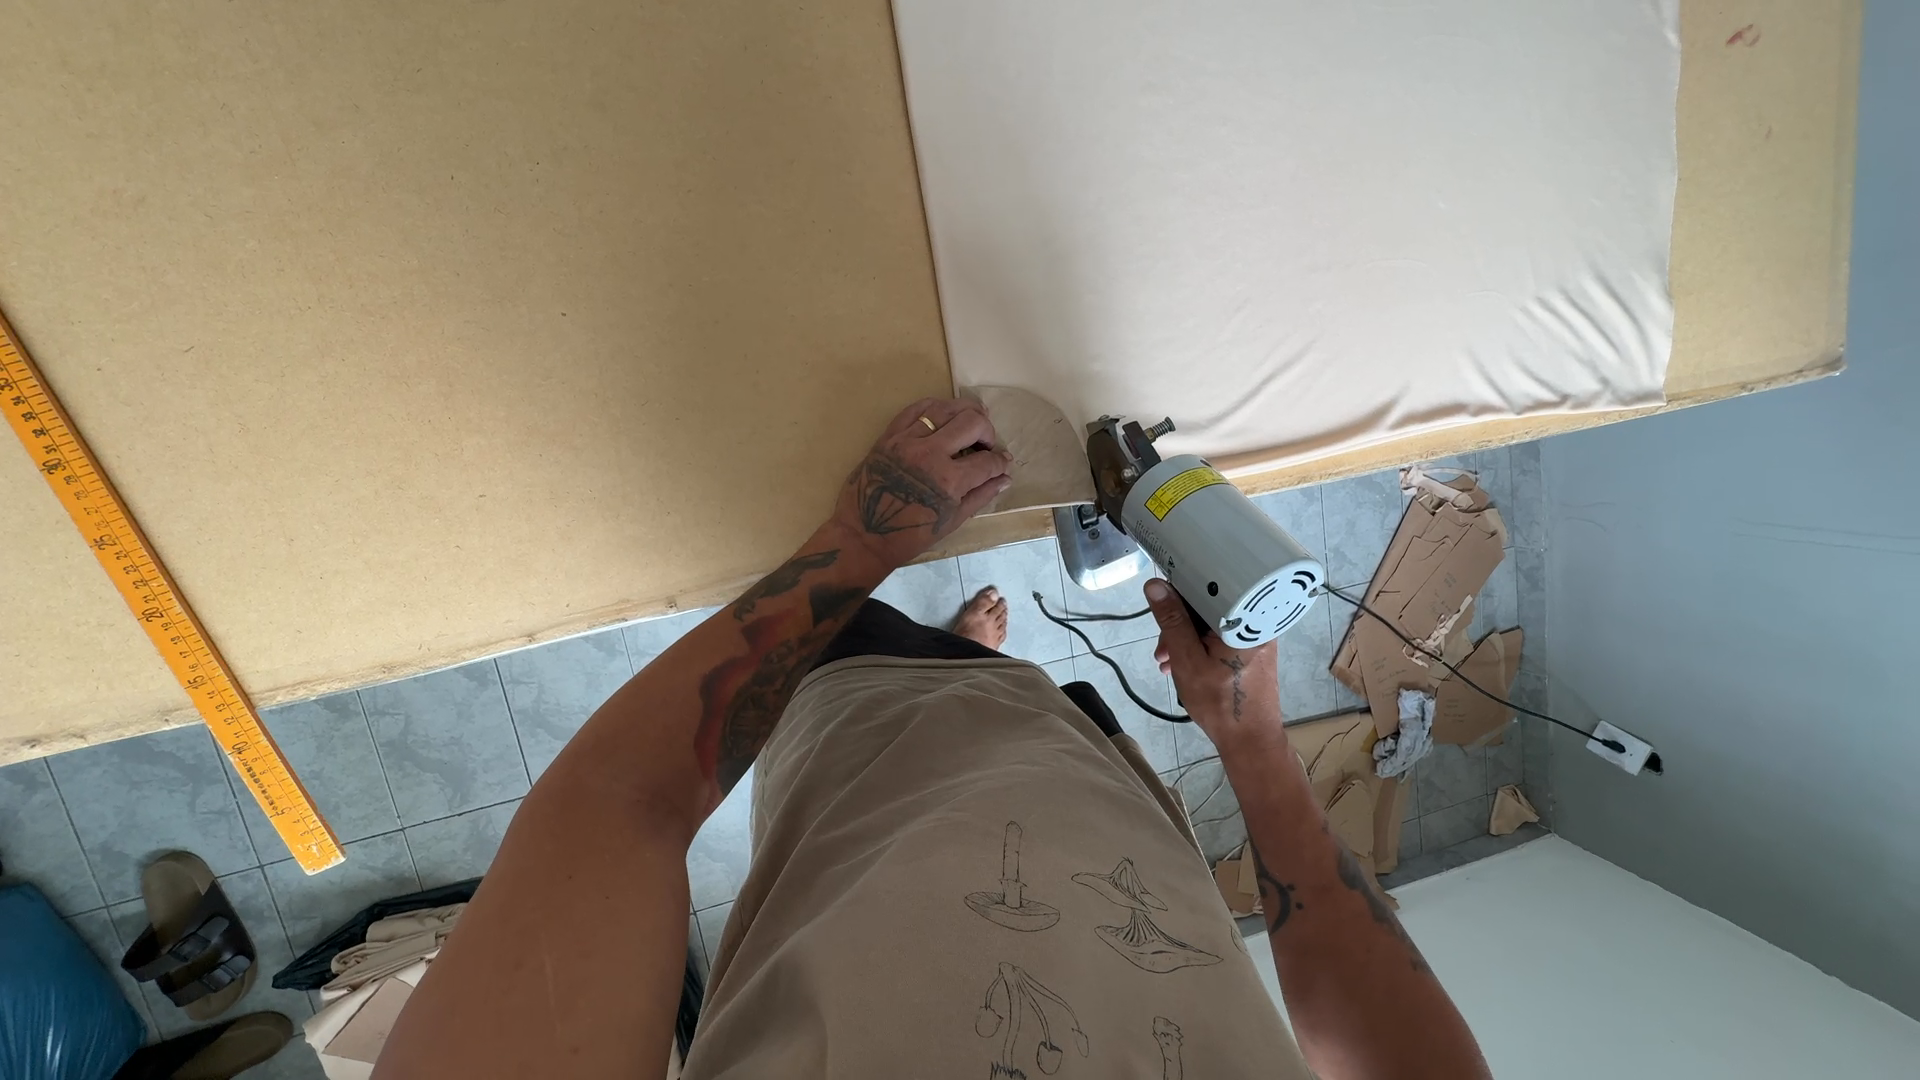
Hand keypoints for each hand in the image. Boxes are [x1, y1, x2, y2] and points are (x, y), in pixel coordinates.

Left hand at [826, 397, 1013, 571]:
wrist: (864, 535)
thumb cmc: (910, 535)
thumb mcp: (952, 521)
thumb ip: (981, 495)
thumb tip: (1005, 478)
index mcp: (949, 481)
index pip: (987, 461)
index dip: (1001, 462)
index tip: (1004, 462)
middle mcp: (930, 453)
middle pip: (972, 422)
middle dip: (988, 431)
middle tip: (987, 444)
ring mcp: (907, 440)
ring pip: (946, 408)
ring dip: (965, 412)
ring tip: (971, 422)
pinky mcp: (889, 435)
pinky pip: (917, 408)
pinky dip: (936, 407)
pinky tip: (945, 415)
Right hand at [1144, 578, 1284, 748]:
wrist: (1250, 741)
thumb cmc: (1220, 703)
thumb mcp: (1187, 660)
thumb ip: (1172, 621)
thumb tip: (1155, 586)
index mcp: (1245, 619)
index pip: (1207, 589)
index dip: (1178, 596)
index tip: (1159, 612)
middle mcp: (1255, 623)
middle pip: (1208, 608)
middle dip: (1178, 626)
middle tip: (1162, 651)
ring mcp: (1255, 638)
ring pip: (1211, 624)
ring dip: (1185, 639)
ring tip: (1167, 664)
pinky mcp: (1252, 652)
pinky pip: (1220, 638)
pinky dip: (1200, 647)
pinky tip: (1183, 666)